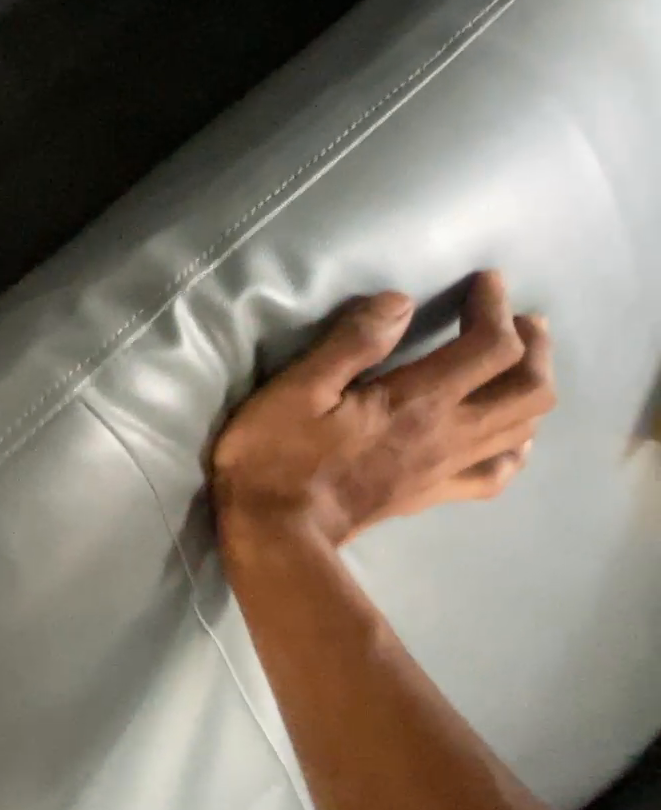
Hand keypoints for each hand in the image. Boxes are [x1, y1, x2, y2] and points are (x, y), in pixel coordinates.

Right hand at [211, 271, 553, 546]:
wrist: (277, 528)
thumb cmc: (274, 454)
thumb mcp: (295, 389)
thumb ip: (349, 345)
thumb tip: (398, 302)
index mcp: (416, 401)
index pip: (486, 347)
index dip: (494, 308)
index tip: (485, 281)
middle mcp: (449, 432)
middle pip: (528, 387)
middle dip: (532, 346)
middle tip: (518, 320)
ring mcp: (445, 467)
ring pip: (524, 426)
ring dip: (534, 388)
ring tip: (519, 365)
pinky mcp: (431, 492)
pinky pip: (497, 472)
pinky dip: (517, 448)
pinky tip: (509, 439)